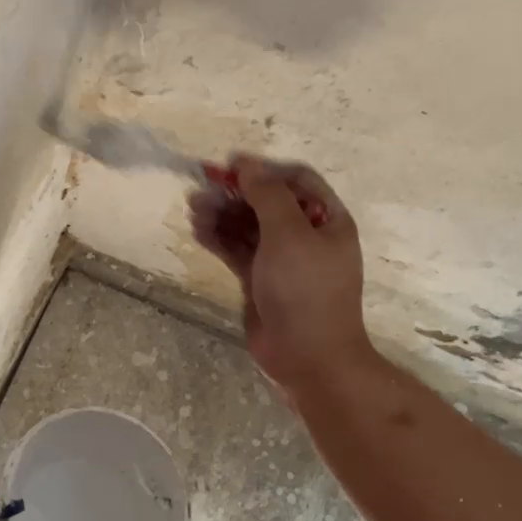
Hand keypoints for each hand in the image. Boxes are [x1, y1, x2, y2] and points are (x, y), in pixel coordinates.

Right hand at [188, 154, 374, 386]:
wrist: (308, 356)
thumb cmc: (305, 289)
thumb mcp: (288, 234)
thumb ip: (267, 195)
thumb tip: (247, 164)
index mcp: (327, 220)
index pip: (296, 180)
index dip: (264, 170)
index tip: (229, 167)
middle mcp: (307, 236)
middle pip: (267, 202)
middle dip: (236, 193)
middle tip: (203, 188)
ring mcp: (282, 260)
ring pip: (248, 226)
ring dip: (222, 214)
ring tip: (194, 208)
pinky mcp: (260, 281)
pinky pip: (238, 250)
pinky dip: (219, 238)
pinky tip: (198, 229)